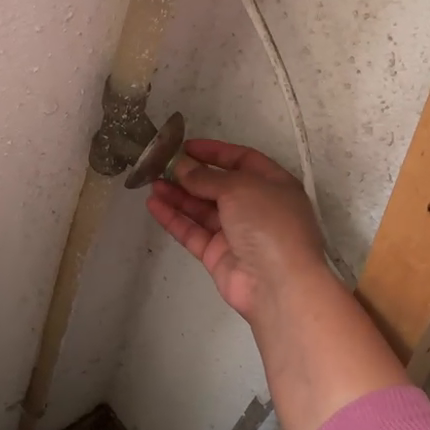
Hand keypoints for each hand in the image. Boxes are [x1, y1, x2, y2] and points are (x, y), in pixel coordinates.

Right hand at [144, 139, 330, 323]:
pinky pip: (192, 231)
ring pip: (202, 209)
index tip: (186, 146)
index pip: (242, 160)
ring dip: (178, 195)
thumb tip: (182, 166)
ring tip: (152, 182)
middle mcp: (256, 207)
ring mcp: (236, 233)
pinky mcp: (218, 254)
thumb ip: (206, 177)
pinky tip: (154, 205)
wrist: (277, 283)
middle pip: (218, 185)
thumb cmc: (269, 224)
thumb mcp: (240, 188)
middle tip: (162, 165)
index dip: (215, 152)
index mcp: (273, 185)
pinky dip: (173, 218)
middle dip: (190, 175)